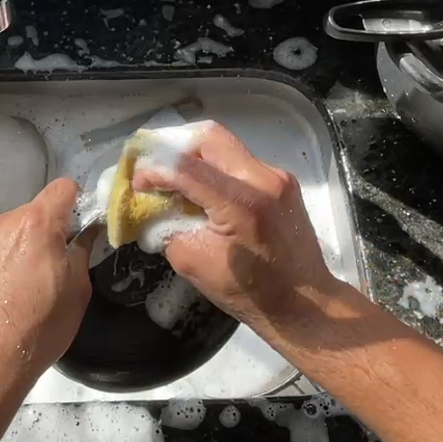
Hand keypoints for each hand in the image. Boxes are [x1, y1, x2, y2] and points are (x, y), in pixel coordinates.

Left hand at [0, 178, 90, 400]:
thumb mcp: (77, 292)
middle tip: (51, 268)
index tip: (78, 230)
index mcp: (37, 224)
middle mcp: (3, 222)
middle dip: (46, 232)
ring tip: (19, 287)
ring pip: (8, 232)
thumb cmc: (39, 328)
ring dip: (19, 247)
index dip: (75, 204)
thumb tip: (86, 231)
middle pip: (33, 212)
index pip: (63, 188)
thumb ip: (82, 252)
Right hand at [131, 122, 341, 334]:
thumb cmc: (249, 293)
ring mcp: (276, 176)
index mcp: (241, 203)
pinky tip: (205, 191)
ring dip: (195, 156)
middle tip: (157, 168)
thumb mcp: (193, 263)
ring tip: (177, 178)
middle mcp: (262, 179)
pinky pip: (239, 161)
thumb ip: (167, 226)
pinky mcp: (281, 180)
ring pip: (225, 145)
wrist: (304, 304)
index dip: (154, 170)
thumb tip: (153, 204)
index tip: (138, 183)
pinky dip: (216, 169)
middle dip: (174, 147)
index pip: (185, 167)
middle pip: (208, 137)